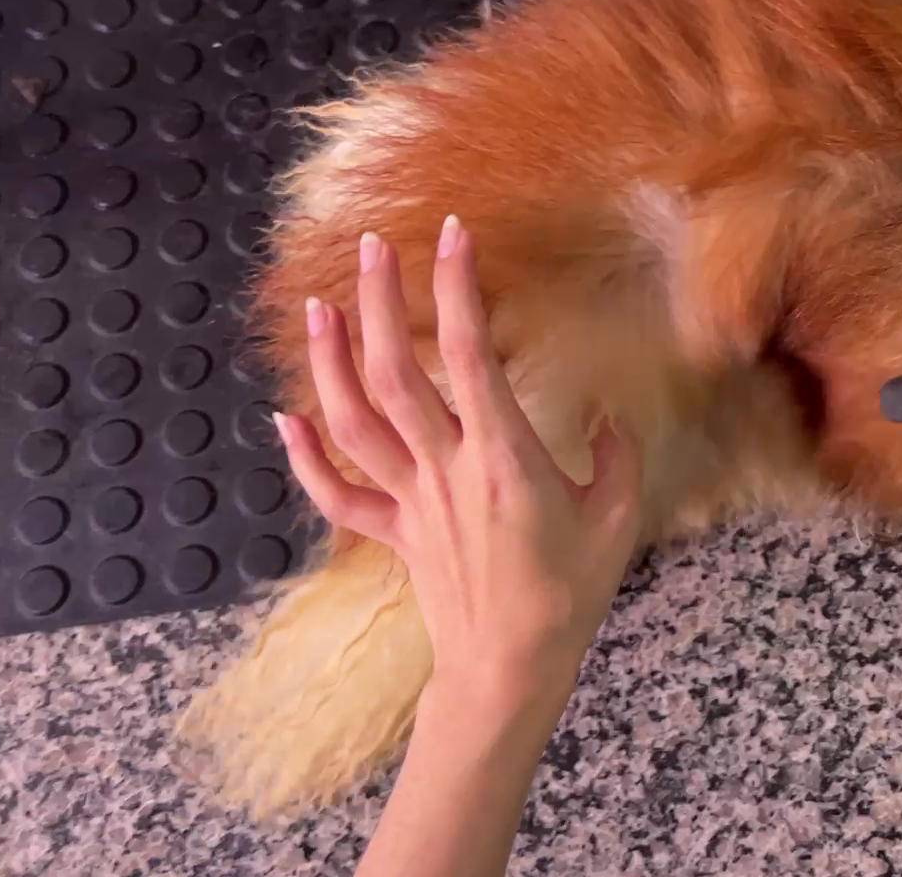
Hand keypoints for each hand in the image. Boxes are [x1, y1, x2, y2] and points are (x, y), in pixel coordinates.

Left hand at [273, 216, 641, 713]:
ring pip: (354, 421)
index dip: (461, 291)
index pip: (475, 357)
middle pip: (397, 376)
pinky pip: (337, 491)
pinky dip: (303, 454)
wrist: (510, 663)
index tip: (453, 238)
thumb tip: (611, 415)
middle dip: (382, 304)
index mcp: (505, 457)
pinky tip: (284, 420)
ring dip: (331, 362)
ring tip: (319, 308)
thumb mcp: (616, 516)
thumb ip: (618, 455)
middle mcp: (445, 467)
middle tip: (371, 248)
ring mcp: (410, 499)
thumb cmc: (570, 588)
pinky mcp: (393, 531)